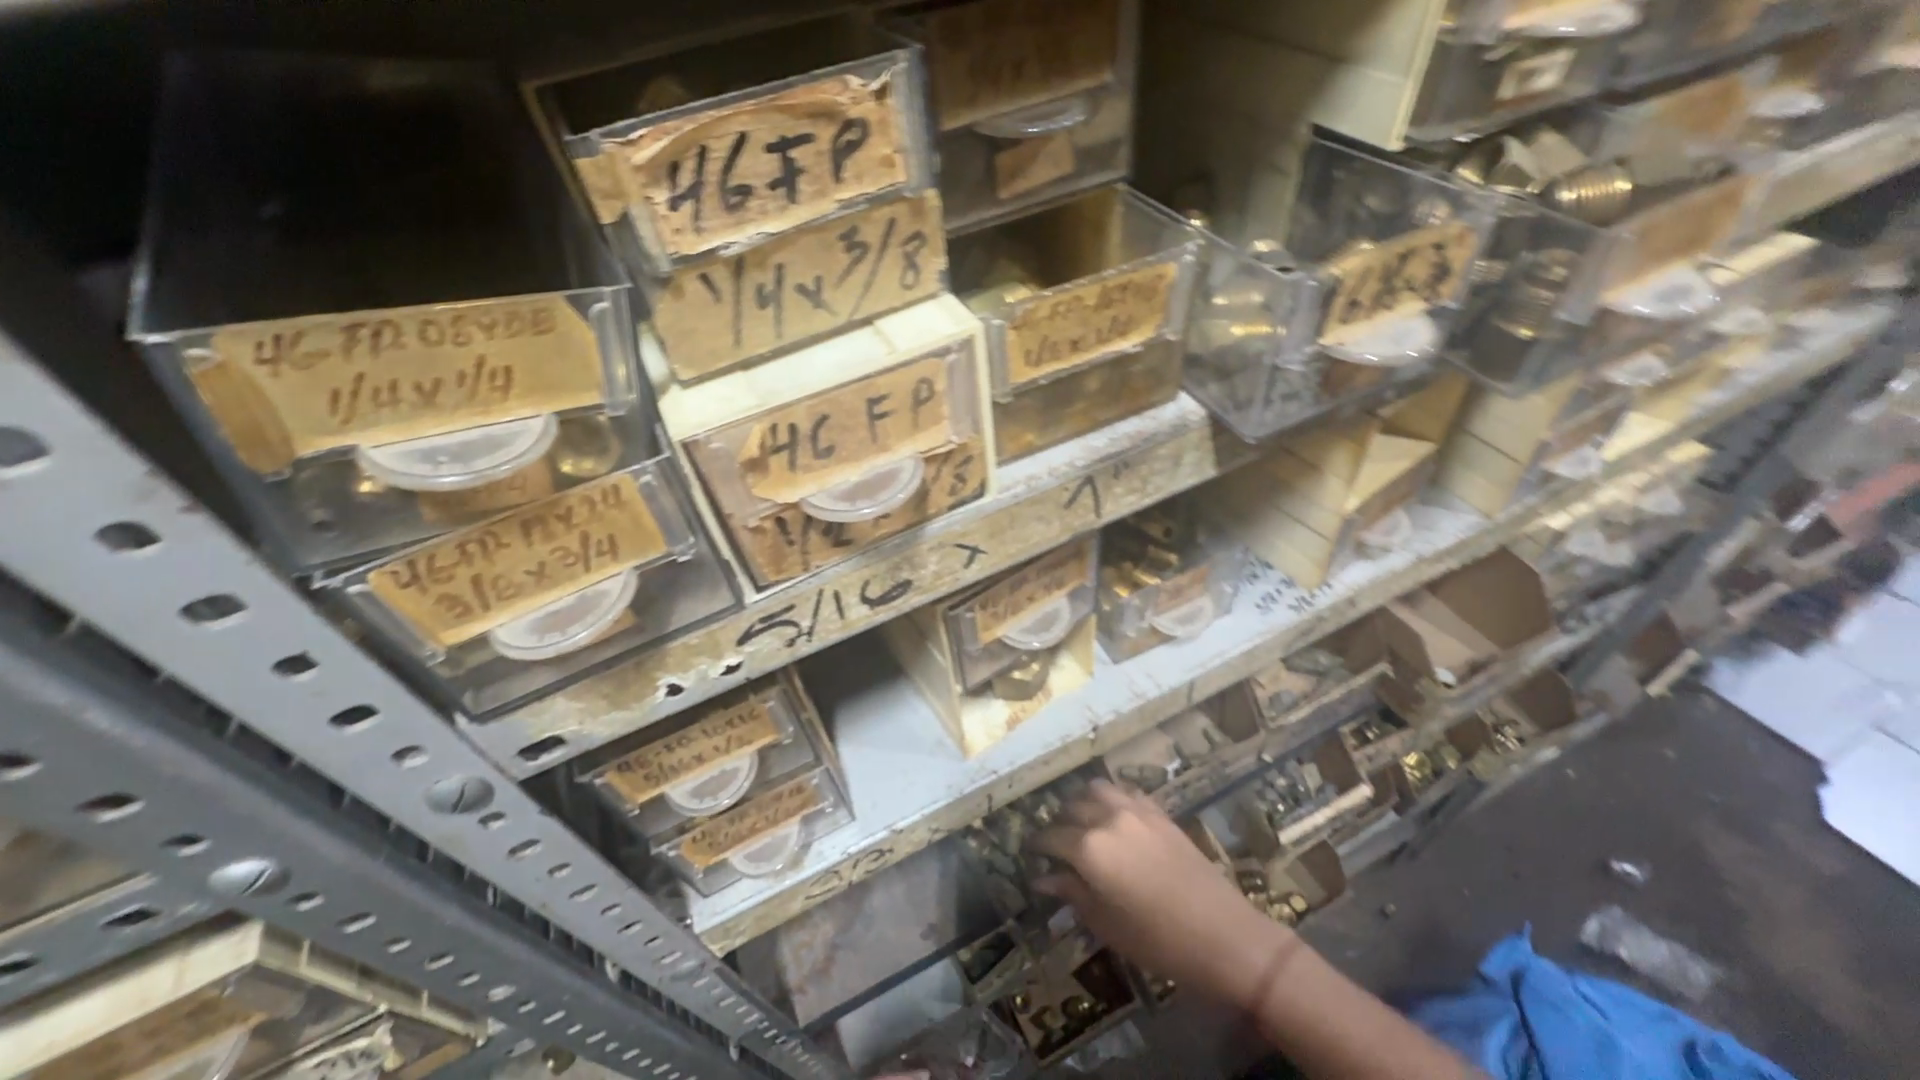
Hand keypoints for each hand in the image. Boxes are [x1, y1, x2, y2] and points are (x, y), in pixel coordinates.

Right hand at [1031, 781, 1294, 1009]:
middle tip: (1056, 844)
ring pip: (1098, 790)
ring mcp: (1137, 811)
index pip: (1050, 837)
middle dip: (1059, 824)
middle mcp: (1108, 818)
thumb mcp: (1105, 923)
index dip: (1037, 846)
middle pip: (1071, 808)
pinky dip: (1114, 799)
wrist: (1222, 934)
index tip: (1030, 855)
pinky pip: (1128, 793)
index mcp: (1088, 847)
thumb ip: (1072, 893)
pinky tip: (1115, 819)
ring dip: (1084, 803)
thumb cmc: (1156, 939)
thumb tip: (1043, 878)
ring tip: (1083, 824)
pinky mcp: (1162, 814)